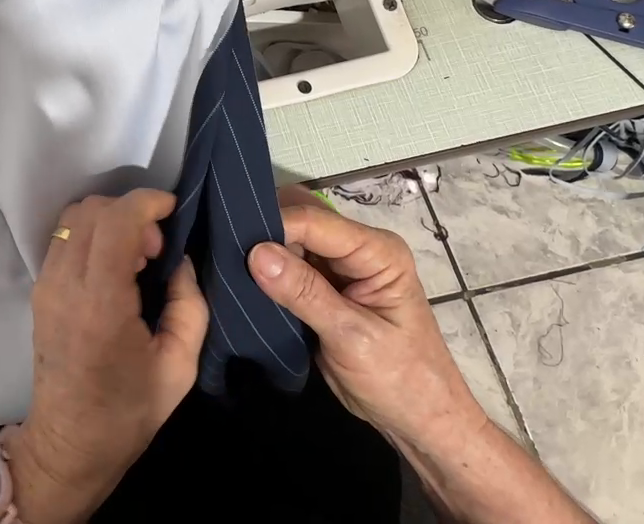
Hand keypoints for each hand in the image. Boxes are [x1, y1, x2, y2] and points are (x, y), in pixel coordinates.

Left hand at [8, 189, 207, 523]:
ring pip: (74, 217)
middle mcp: (64, 284)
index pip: (115, 222)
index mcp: (100, 303)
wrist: (69, 443)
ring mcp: (45, 284)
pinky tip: (114, 266)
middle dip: (131, 211)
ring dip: (110, 220)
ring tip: (136, 257)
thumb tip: (182, 260)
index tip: (173, 209)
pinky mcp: (39, 288)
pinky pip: (64, 237)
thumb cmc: (128, 411)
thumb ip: (189, 306)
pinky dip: (92, 233)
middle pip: (91, 210)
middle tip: (157, 248)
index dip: (146, 203)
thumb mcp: (179, 367)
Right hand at [245, 186, 485, 449]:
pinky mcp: (322, 285)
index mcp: (376, 250)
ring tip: (225, 261)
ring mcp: (339, 266)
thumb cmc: (401, 381)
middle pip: (300, 218)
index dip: (273, 227)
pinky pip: (288, 263)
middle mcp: (357, 248)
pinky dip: (265, 268)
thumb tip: (256, 253)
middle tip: (224, 248)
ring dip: (261, 249)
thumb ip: (305, 293)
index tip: (233, 245)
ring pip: (289, 238)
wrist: (419, 424)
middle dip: (263, 230)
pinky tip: (240, 277)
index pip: (313, 220)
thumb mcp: (352, 338)